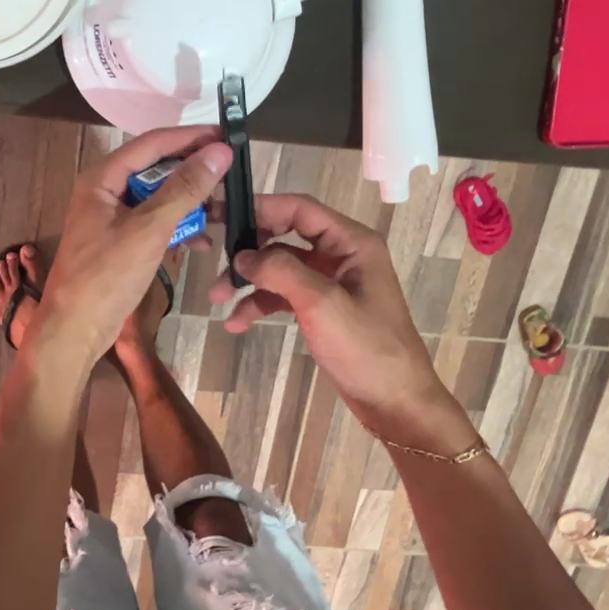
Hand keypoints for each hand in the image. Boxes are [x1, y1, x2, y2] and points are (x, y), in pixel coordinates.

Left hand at [32, 126, 231, 360]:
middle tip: (231, 173)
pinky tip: (201, 242)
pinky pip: (153, 223)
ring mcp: (111, 218)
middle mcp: (104, 191)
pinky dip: (176, 228)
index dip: (190, 137)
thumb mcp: (149, 229)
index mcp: (102, 179)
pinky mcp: (119, 242)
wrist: (75, 328)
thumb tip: (218, 152)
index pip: (152, 143)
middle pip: (155, 168)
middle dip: (192, 172)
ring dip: (188, 203)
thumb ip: (184, 189)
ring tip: (223, 209)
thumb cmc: (106, 276)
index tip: (227, 136)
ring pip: (157, 198)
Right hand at [210, 193, 468, 451]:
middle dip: (249, 250)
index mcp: (351, 242)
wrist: (395, 402)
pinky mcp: (321, 308)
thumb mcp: (322, 303)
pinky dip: (259, 305)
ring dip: (248, 281)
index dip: (260, 207)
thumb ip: (281, 271)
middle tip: (214, 260)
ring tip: (216, 297)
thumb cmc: (366, 348)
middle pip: (284, 236)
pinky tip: (237, 322)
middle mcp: (341, 255)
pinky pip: (283, 295)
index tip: (221, 214)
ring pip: (279, 268)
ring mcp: (330, 282)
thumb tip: (241, 255)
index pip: (298, 209)